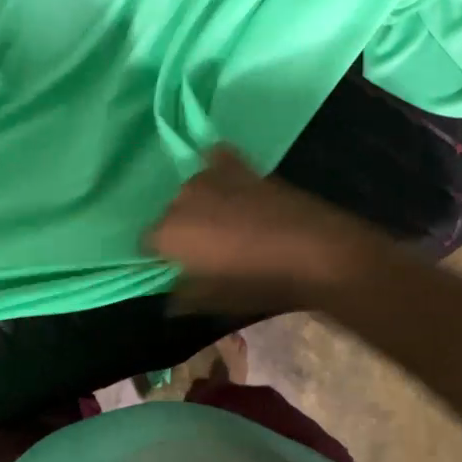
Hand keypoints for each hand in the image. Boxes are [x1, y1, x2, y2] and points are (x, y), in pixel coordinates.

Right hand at [145, 146, 387, 313]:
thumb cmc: (260, 283)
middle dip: (183, 229)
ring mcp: (209, 176)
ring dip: (203, 203)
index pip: (148, 243)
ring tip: (227, 222)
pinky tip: (232, 183)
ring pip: (193, 190)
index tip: (180, 268)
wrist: (314, 251)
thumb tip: (171, 296)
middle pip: (171, 213)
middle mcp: (180, 198)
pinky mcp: (237, 164)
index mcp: (168, 233)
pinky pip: (217, 160)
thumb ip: (185, 296)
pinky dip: (219, 169)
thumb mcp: (216, 301)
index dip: (163, 256)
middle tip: (208, 249)